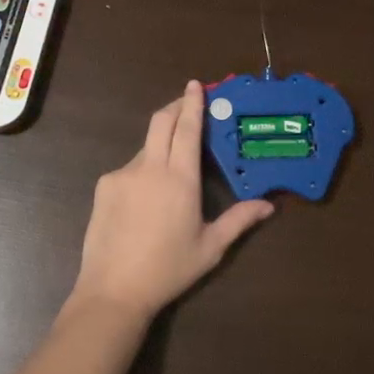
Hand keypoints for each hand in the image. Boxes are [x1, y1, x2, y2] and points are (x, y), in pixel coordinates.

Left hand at [69, 81, 274, 319]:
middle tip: (187, 102)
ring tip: (172, 164)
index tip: (196, 84)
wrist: (114, 290)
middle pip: (161, 121)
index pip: (188, 128)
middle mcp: (150, 167)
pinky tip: (147, 197)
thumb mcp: (210, 248)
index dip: (193, 103)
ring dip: (161, 143)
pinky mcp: (105, 185)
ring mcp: (123, 174)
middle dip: (175, 106)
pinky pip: (129, 168)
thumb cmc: (168, 269)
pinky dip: (143, 169)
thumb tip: (269, 205)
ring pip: (146, 146)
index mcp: (180, 178)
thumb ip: (239, 221)